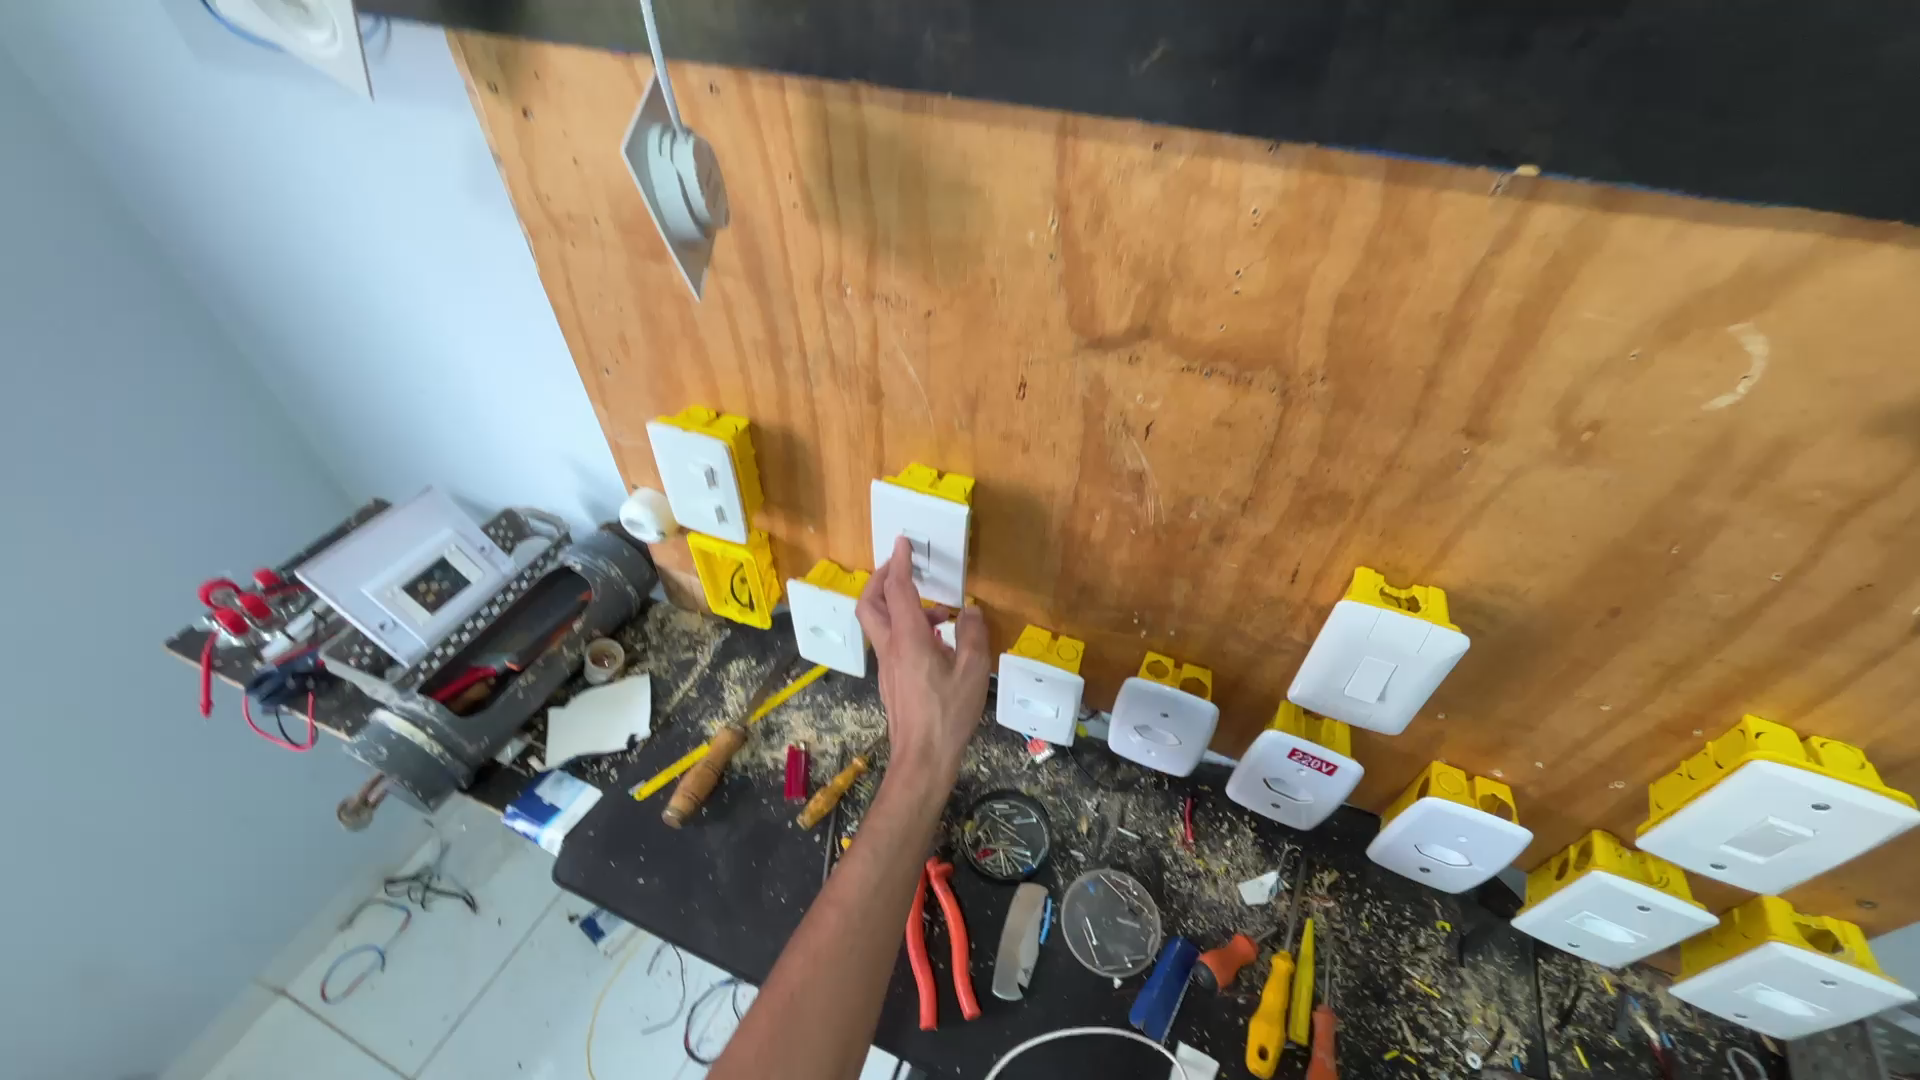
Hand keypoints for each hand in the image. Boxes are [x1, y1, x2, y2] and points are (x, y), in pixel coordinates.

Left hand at [856, 536, 989, 780]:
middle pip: (870, 603)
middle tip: (902, 568)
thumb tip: (970, 611)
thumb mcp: (973, 671)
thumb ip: (974, 635)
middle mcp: (891, 647)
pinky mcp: (891, 680)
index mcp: (909, 638)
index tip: (903, 542)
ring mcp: (887, 665)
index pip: (897, 589)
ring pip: (880, 622)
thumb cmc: (948, 714)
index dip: (899, 562)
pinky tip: (936, 643)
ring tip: (940, 614)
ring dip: (899, 606)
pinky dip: (907, 628)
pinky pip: (892, 641)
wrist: (922, 757)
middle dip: (881, 578)